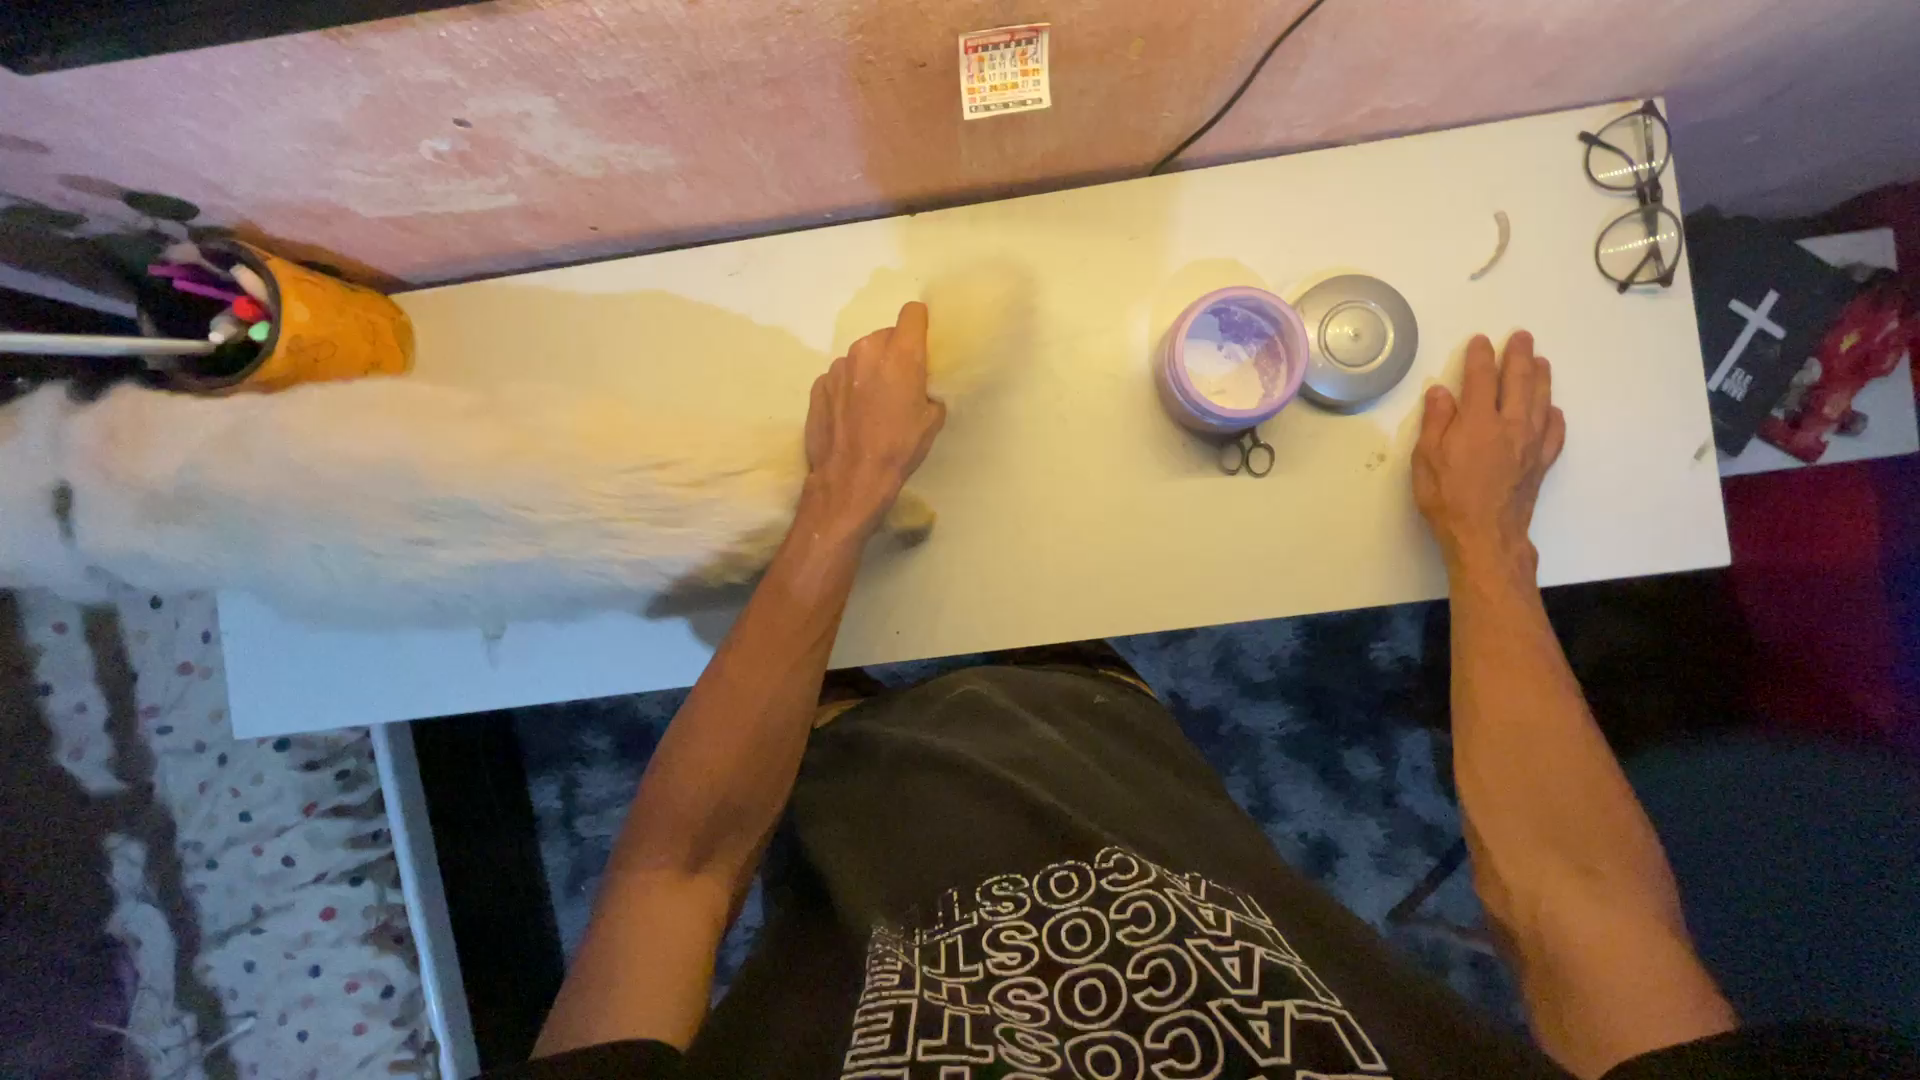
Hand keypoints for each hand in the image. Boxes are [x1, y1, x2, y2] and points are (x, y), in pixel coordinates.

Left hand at [802, 301, 947, 534]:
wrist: (851, 478)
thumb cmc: (899, 449)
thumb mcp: (932, 420)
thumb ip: (929, 389)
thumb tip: (921, 385)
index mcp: (901, 354)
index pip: (912, 313)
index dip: (920, 326)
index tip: (922, 345)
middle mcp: (867, 350)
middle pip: (886, 336)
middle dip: (894, 353)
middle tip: (899, 385)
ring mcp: (838, 366)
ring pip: (862, 356)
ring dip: (869, 371)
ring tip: (872, 405)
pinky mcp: (818, 385)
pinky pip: (841, 376)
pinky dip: (848, 388)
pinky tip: (851, 416)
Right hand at [1413, 331, 1566, 575]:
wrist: (1484, 534)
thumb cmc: (1446, 497)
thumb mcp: (1426, 459)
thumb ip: (1436, 422)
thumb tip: (1441, 391)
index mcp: (1477, 422)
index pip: (1481, 379)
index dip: (1480, 358)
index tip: (1480, 341)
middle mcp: (1510, 425)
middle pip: (1518, 382)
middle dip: (1518, 356)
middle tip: (1521, 337)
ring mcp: (1531, 443)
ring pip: (1540, 400)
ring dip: (1540, 376)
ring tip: (1539, 360)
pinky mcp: (1541, 461)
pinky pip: (1554, 430)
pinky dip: (1553, 414)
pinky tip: (1551, 409)